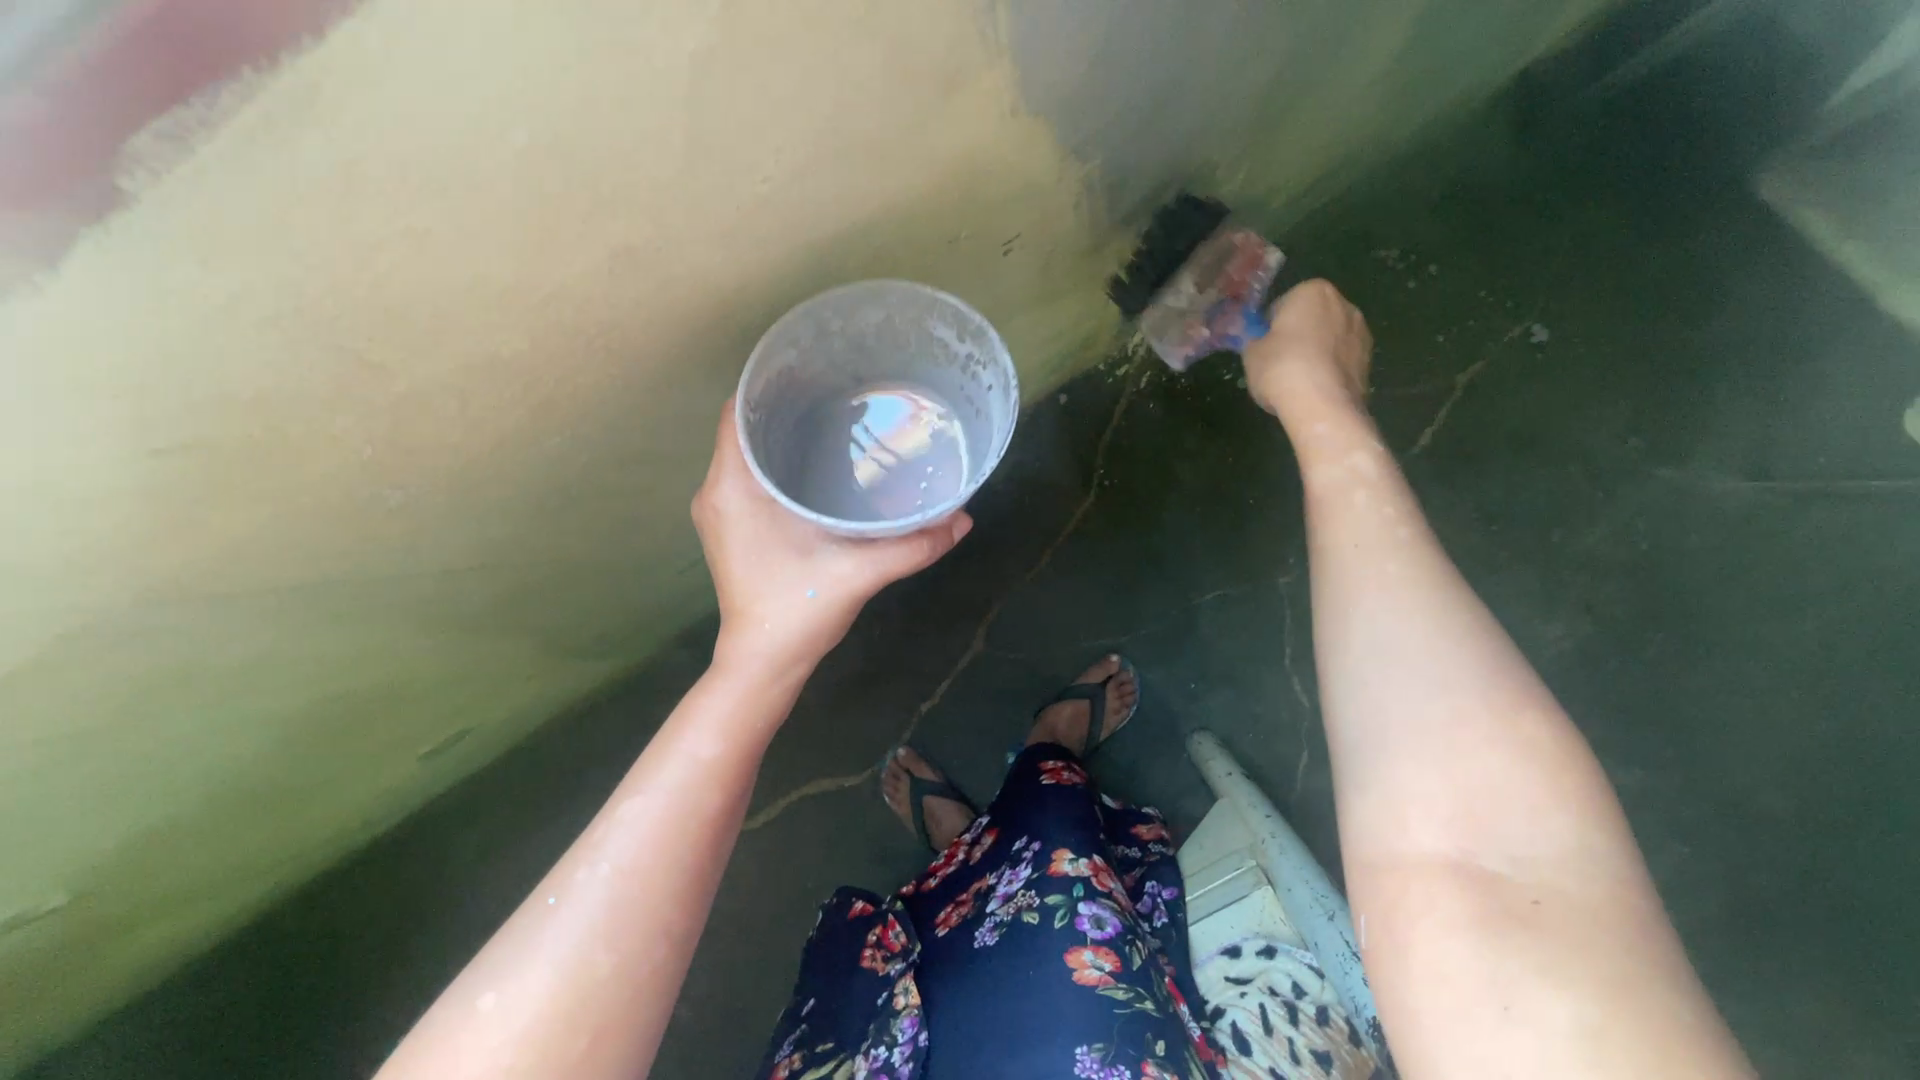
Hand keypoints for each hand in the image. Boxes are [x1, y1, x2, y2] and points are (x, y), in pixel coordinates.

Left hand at [691, 402, 972, 675]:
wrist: (763, 664)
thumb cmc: (797, 611)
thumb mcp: (861, 572)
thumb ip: (914, 545)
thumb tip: (963, 519)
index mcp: (733, 488)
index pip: (737, 411)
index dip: (771, 384)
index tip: (814, 370)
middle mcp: (716, 492)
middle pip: (744, 427)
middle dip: (786, 406)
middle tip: (838, 392)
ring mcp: (719, 513)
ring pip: (746, 453)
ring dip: (781, 434)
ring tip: (833, 420)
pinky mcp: (730, 530)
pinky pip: (749, 477)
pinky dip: (777, 462)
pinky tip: (817, 465)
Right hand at [1242, 279, 1372, 425]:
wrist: (1322, 405)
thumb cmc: (1281, 368)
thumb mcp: (1251, 352)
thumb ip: (1255, 339)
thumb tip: (1258, 340)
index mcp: (1312, 291)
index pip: (1283, 304)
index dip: (1269, 328)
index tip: (1263, 347)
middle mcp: (1343, 303)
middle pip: (1311, 318)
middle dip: (1298, 335)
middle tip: (1279, 362)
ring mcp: (1361, 332)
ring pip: (1329, 339)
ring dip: (1317, 352)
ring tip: (1299, 380)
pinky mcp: (1370, 360)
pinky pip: (1341, 359)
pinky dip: (1330, 369)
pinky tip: (1316, 389)